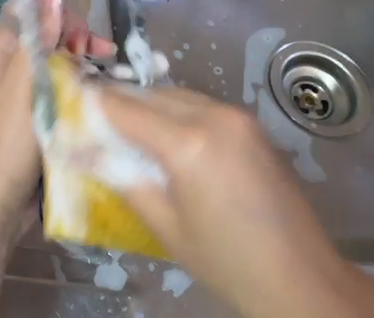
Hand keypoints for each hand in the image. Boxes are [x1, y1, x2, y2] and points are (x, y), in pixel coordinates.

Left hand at [0, 0, 113, 317]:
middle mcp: (18, 68)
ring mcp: (32, 94)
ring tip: (109, 65)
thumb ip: (38, 38)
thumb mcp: (24, 85)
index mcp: (6, 53)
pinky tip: (107, 92)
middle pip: (49, 32)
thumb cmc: (7, 141)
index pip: (27, 5)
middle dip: (75, 28)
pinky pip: (70, 89)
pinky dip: (88, 83)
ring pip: (63, 60)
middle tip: (100, 46)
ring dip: (85, 56)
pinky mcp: (47, 118)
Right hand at [95, 85, 373, 317]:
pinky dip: (177, 113)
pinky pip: (200, 105)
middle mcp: (212, 116)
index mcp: (188, 143)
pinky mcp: (251, 124)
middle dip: (121, 104)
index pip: (123, 107)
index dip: (92, 104)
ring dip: (150, 107)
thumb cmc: (227, 261)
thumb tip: (78, 151)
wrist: (304, 279)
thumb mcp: (165, 225)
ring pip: (175, 95)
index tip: (69, 103)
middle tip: (95, 124)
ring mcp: (236, 116)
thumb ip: (121, 178)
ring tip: (130, 134)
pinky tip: (169, 140)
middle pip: (150, 94)